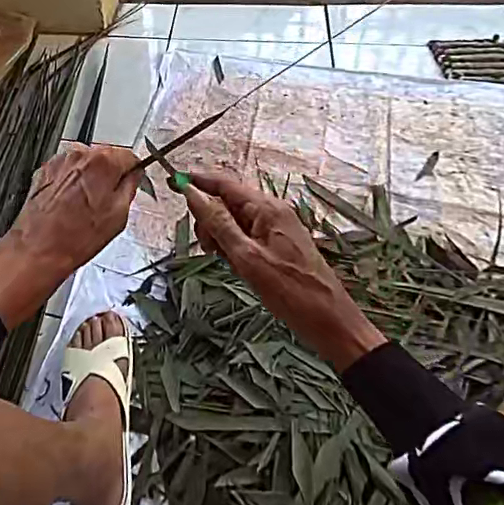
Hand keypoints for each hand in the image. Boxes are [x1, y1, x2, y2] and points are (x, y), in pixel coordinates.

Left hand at [0, 143, 141, 327]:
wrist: (39, 248)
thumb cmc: (74, 237)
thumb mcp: (119, 215)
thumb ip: (130, 187)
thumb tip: (134, 176)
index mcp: (102, 163)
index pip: (129, 156)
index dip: (134, 170)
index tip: (133, 180)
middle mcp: (80, 156)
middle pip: (106, 156)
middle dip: (111, 174)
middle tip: (110, 199)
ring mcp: (60, 162)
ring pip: (86, 163)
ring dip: (90, 177)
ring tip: (88, 206)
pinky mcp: (45, 171)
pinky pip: (67, 170)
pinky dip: (72, 182)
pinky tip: (72, 204)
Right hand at [183, 169, 385, 368]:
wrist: (330, 322)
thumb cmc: (289, 291)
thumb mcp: (246, 258)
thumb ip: (218, 223)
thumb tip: (192, 194)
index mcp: (266, 208)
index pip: (224, 184)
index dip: (197, 182)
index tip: (172, 183)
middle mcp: (272, 210)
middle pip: (227, 202)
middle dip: (210, 220)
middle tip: (209, 249)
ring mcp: (277, 226)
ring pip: (235, 220)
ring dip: (221, 237)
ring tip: (226, 262)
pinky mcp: (279, 243)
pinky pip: (247, 235)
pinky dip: (235, 246)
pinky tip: (238, 266)